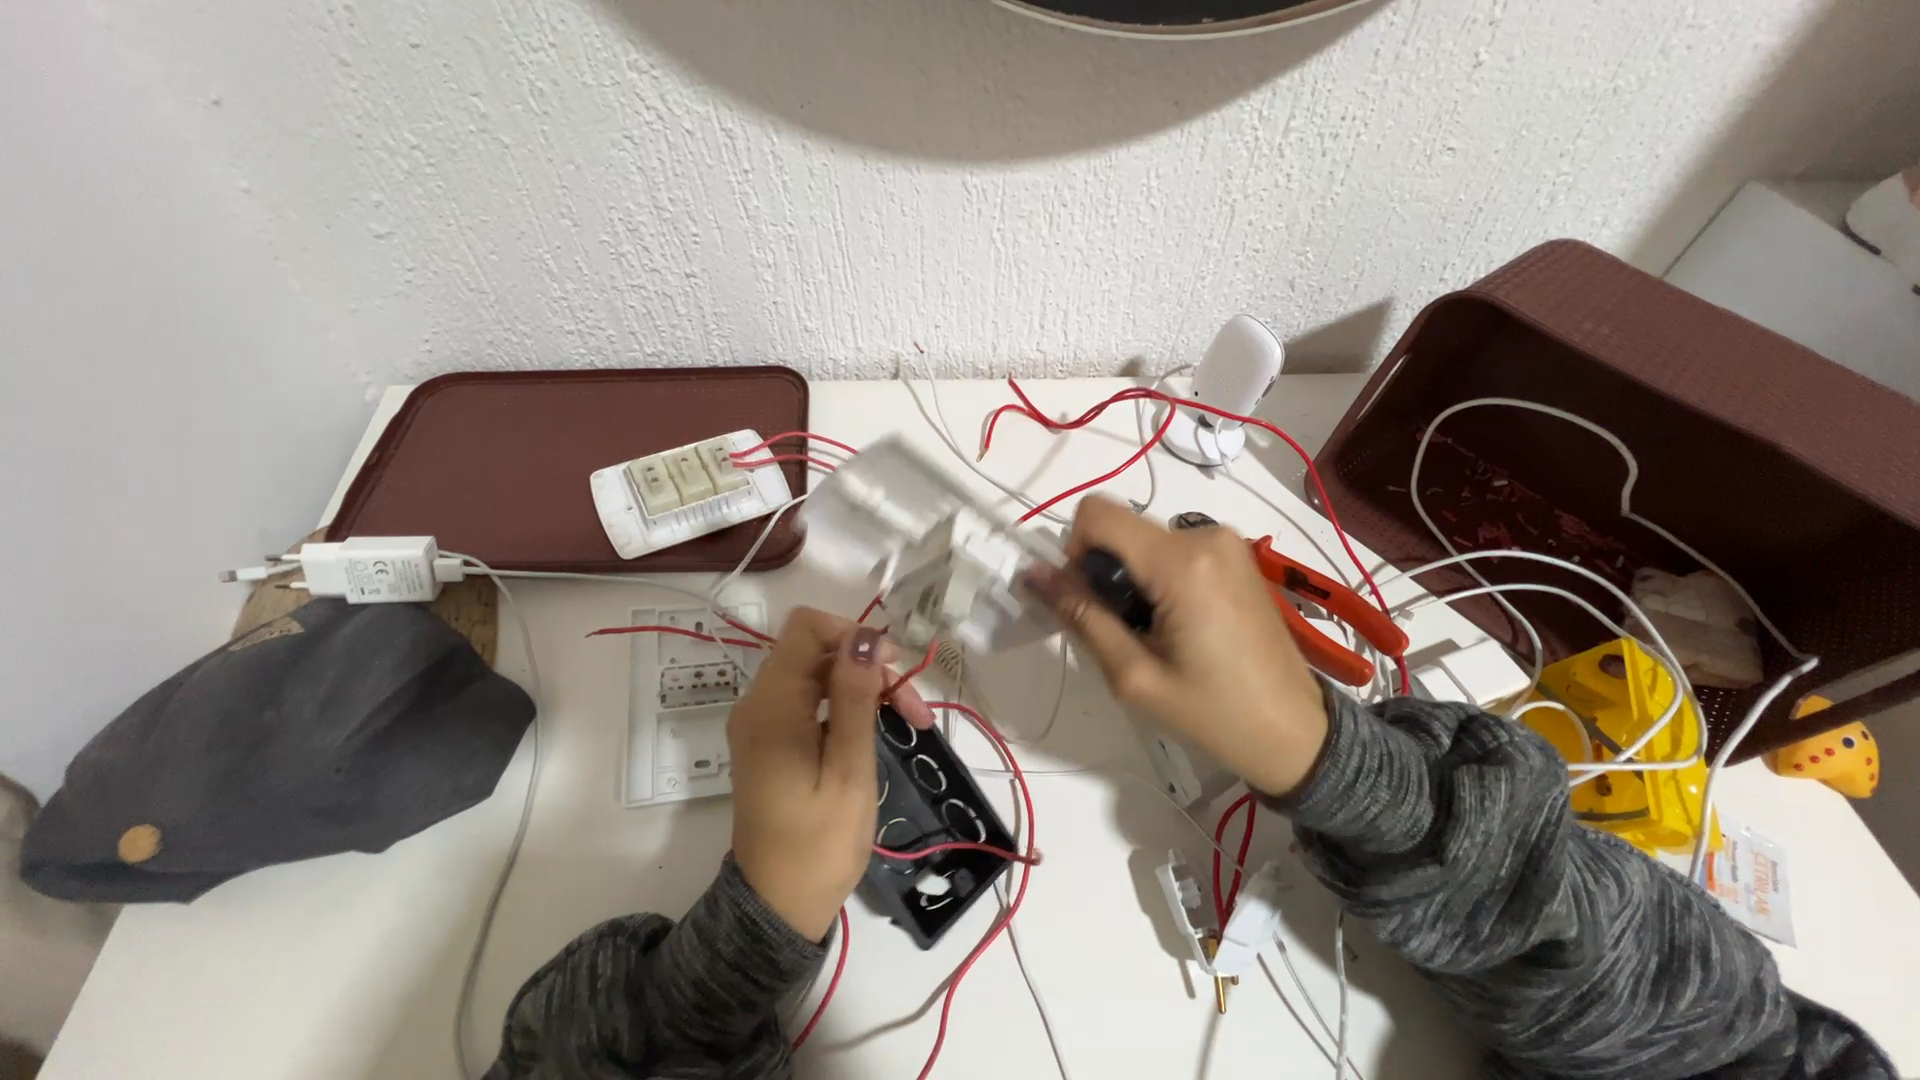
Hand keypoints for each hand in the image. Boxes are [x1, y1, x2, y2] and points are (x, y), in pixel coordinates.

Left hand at [727, 607, 930, 940]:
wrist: (778, 905)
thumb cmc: (818, 843)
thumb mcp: (847, 770)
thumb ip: (854, 699)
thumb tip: (864, 637)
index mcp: (772, 705)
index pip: (808, 628)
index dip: (855, 634)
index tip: (894, 669)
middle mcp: (759, 703)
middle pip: (817, 650)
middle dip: (870, 666)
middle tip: (915, 710)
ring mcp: (763, 722)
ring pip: (819, 673)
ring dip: (865, 686)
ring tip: (909, 722)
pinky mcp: (772, 739)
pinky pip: (811, 700)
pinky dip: (847, 705)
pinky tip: (878, 731)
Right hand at [1033, 497, 1331, 797]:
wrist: (1293, 731)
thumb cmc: (1212, 712)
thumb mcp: (1132, 674)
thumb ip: (1081, 615)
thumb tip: (1033, 573)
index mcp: (1181, 561)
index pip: (1096, 513)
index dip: (1075, 550)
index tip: (1091, 600)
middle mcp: (1205, 534)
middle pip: (1120, 529)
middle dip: (1106, 574)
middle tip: (1127, 632)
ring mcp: (1226, 542)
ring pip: (1143, 540)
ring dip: (1133, 580)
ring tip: (1157, 635)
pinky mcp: (1235, 555)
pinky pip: (1172, 549)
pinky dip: (1158, 578)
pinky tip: (1179, 625)